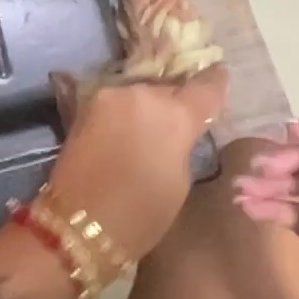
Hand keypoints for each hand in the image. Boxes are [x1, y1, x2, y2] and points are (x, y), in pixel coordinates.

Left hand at [43, 65, 226, 262]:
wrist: (78, 222)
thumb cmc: (140, 214)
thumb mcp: (179, 180)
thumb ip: (183, 143)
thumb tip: (178, 130)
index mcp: (175, 115)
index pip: (205, 87)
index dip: (215, 82)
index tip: (219, 76)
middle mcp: (144, 94)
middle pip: (170, 89)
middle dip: (176, 102)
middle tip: (178, 123)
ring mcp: (111, 95)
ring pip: (141, 94)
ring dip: (147, 108)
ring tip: (148, 132)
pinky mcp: (87, 104)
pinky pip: (118, 103)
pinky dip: (126, 114)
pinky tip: (126, 132)